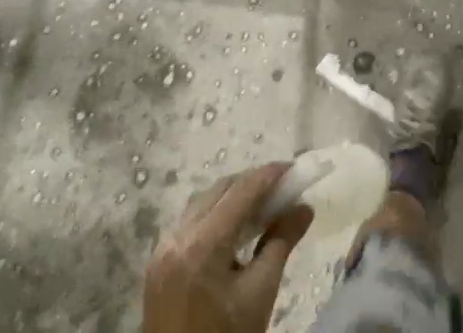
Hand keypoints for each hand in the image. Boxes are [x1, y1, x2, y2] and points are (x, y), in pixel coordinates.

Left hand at [143, 163, 313, 332]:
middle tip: (283, 188)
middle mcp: (176, 238)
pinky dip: (214, 214)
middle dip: (252, 183)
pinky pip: (189, 222)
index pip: (241, 192)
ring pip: (201, 203)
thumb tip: (304, 208)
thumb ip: (281, 243)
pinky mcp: (157, 263)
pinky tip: (234, 228)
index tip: (295, 168)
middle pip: (218, 190)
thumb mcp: (260, 292)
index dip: (270, 175)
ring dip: (232, 197)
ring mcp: (161, 250)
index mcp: (202, 245)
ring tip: (262, 206)